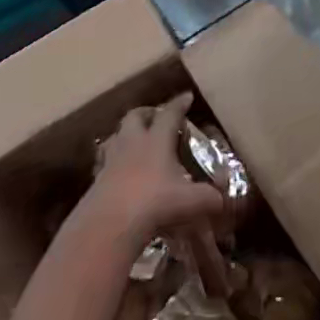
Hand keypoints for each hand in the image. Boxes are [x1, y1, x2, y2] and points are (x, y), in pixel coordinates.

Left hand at [85, 93, 225, 244]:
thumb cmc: (154, 203)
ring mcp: (112, 158)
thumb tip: (221, 198)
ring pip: (116, 134)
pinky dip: (115, 160)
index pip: (169, 114)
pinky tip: (120, 170)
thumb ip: (208, 197)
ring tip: (135, 141)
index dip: (179, 105)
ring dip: (126, 134)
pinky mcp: (97, 178)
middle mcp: (132, 142)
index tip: (187, 97)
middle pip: (135, 116)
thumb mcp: (189, 201)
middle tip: (156, 117)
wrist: (110, 223)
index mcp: (156, 140)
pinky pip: (106, 160)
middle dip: (146, 113)